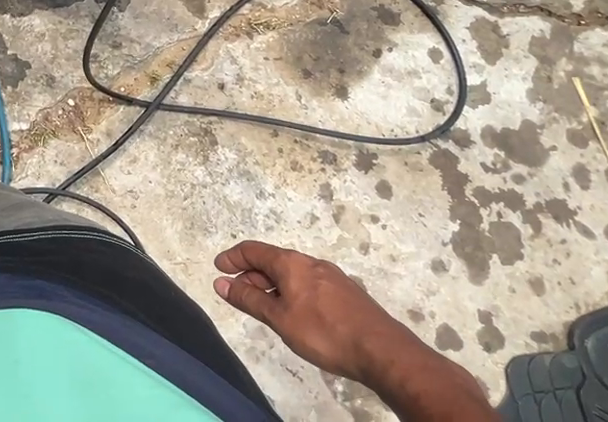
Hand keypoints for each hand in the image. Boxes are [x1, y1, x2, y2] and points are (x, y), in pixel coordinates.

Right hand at [213, 241, 494, 421]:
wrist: (389, 356)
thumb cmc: (325, 333)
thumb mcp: (279, 318)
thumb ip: (248, 299)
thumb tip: (220, 283)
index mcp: (291, 263)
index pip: (252, 250)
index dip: (232, 257)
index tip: (218, 269)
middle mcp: (312, 263)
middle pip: (273, 260)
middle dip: (252, 274)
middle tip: (240, 292)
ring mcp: (335, 278)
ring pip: (294, 274)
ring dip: (274, 284)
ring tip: (268, 306)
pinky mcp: (351, 296)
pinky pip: (312, 285)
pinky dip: (295, 292)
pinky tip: (299, 313)